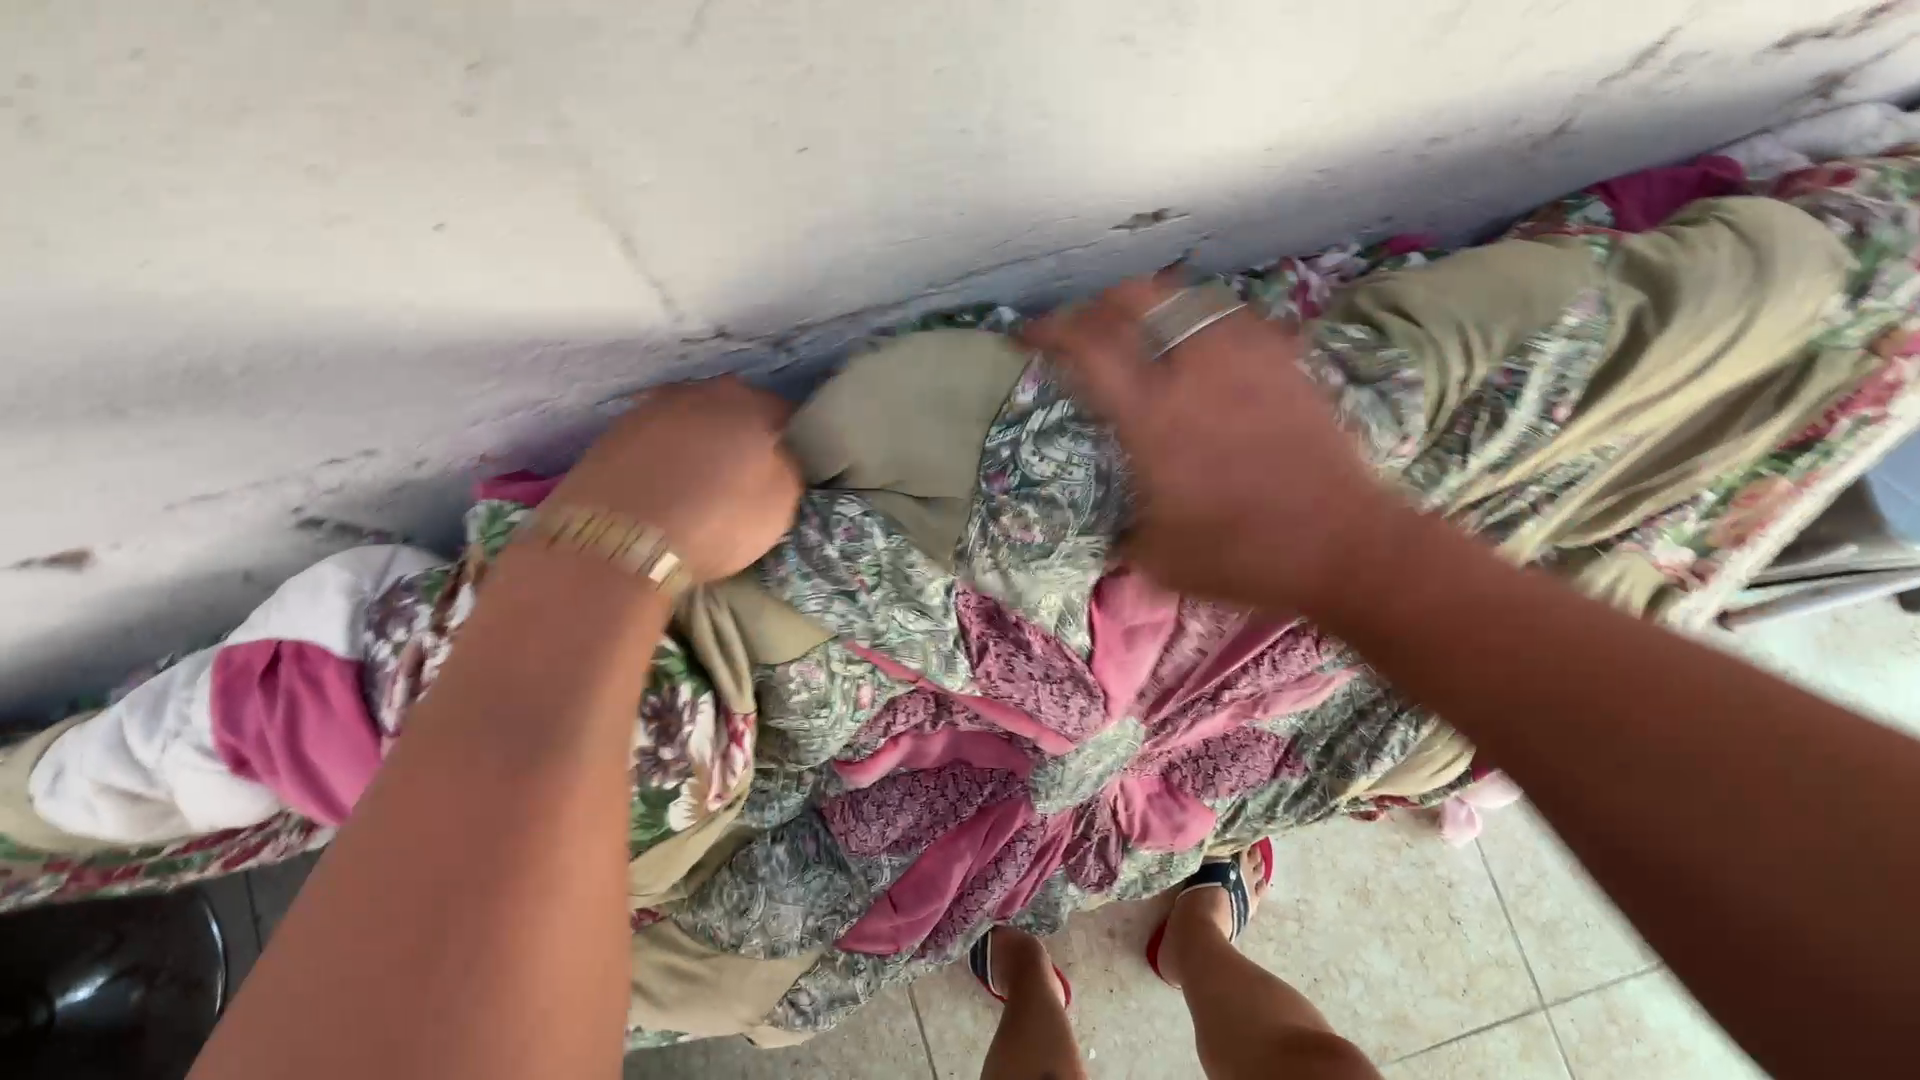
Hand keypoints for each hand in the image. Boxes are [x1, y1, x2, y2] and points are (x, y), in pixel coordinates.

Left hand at [551, 376, 801, 583]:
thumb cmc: (716, 519)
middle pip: (734, 409)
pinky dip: (664, 456)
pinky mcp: (613, 431)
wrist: (619, 539)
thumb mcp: (780, 504)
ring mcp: (652, 406)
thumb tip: (781, 457)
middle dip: (741, 437)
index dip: (790, 442)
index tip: (788, 468)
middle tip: (743, 476)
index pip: (785, 413)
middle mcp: (702, 391)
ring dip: (699, 443)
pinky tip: (663, 487)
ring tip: (698, 483)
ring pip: (691, 420)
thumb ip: (788, 469)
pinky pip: (655, 439)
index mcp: (751, 404)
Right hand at [1023, 278, 1398, 612]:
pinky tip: (1203, 346)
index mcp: (1152, 415)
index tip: (1028, 333)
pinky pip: (1234, 317)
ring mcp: (1246, 358)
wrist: (1344, 545)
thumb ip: (1120, 535)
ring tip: (1142, 327)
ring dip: (1154, 303)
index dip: (1049, 329)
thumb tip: (1105, 533)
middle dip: (1100, 302)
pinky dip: (1204, 319)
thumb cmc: (1244, 556)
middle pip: (1137, 297)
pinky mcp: (1285, 362)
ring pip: (1189, 296)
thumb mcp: (1160, 560)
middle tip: (1086, 325)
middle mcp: (1195, 370)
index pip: (1087, 346)